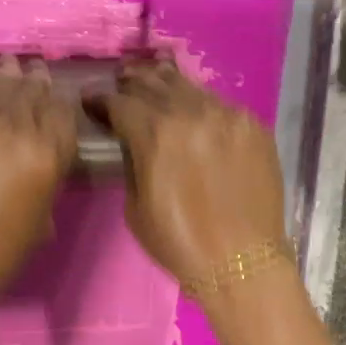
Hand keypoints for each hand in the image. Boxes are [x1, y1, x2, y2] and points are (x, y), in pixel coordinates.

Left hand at [0, 56, 77, 301]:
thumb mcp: (38, 226)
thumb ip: (44, 186)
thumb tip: (39, 169)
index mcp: (45, 155)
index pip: (63, 113)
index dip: (61, 111)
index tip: (57, 111)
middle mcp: (14, 126)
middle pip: (32, 91)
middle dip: (36, 87)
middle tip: (36, 80)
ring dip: (8, 83)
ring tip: (10, 77)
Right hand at [87, 61, 289, 287]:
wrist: (242, 262)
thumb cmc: (181, 247)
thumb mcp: (137, 211)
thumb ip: (133, 166)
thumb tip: (135, 145)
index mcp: (156, 136)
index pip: (121, 103)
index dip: (101, 100)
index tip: (92, 101)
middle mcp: (192, 113)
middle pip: (155, 83)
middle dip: (134, 82)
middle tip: (122, 81)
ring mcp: (228, 115)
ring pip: (190, 88)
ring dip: (168, 86)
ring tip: (156, 84)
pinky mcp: (254, 126)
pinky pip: (221, 107)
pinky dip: (202, 107)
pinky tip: (196, 115)